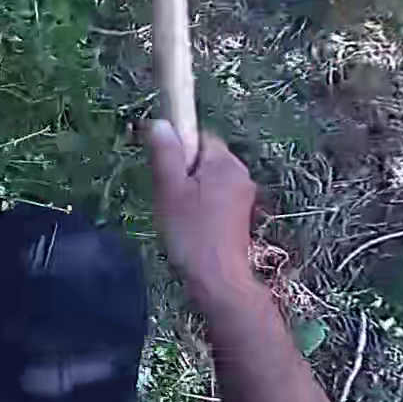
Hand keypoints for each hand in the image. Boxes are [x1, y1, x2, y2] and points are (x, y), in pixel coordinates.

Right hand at [146, 120, 262, 308]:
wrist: (217, 279)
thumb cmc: (190, 232)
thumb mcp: (170, 189)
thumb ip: (166, 154)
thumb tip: (160, 122)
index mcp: (224, 162)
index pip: (198, 135)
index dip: (177, 147)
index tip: (161, 168)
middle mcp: (240, 173)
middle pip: (203, 157)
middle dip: (181, 171)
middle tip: (164, 195)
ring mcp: (242, 196)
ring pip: (207, 179)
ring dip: (188, 190)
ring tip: (174, 213)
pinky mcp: (238, 215)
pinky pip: (213, 197)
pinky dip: (198, 205)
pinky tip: (187, 224)